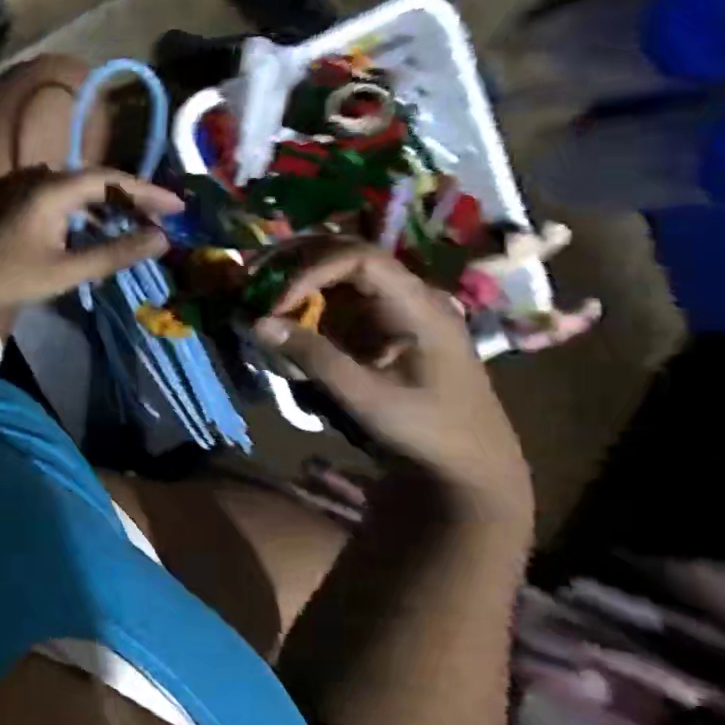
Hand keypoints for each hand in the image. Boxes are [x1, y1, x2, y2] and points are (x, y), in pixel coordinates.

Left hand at [0, 168, 183, 319]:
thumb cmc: (9, 278)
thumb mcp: (65, 271)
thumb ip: (113, 254)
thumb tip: (161, 239)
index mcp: (53, 192)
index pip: (110, 180)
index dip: (146, 191)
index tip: (178, 206)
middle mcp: (44, 185)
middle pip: (99, 181)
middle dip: (134, 196)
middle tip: (167, 215)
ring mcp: (35, 198)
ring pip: (85, 193)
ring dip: (115, 206)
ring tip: (145, 224)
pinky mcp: (30, 213)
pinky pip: (71, 206)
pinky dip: (94, 217)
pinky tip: (109, 233)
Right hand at [251, 243, 531, 513]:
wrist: (470, 468)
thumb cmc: (426, 431)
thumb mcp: (367, 398)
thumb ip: (313, 357)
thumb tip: (257, 323)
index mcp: (419, 306)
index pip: (358, 259)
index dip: (310, 271)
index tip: (276, 302)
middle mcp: (410, 297)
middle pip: (348, 256)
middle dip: (297, 262)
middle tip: (254, 277)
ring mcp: (397, 312)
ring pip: (341, 275)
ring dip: (299, 279)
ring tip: (260, 293)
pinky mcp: (384, 329)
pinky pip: (341, 301)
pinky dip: (307, 303)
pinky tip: (283, 316)